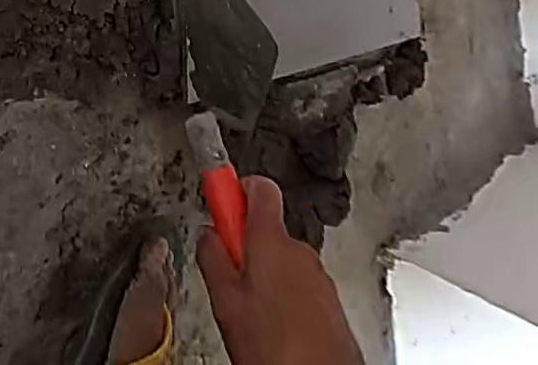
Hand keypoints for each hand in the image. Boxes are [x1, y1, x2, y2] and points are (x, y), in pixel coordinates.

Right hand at [197, 176, 363, 364]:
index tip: (220, 200)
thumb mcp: (226, 302)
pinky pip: (301, 285)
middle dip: (246, 247)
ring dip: (266, 276)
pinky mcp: (330, 302)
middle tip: (231, 280)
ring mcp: (318, 276)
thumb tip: (207, 234)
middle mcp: (299, 250)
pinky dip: (287, 297)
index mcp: (272, 240)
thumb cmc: (277, 350)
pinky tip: (277, 330)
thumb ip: (212, 258)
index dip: (237, 190)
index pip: (259, 188)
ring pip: (282, 260)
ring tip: (254, 316)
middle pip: (267, 228)